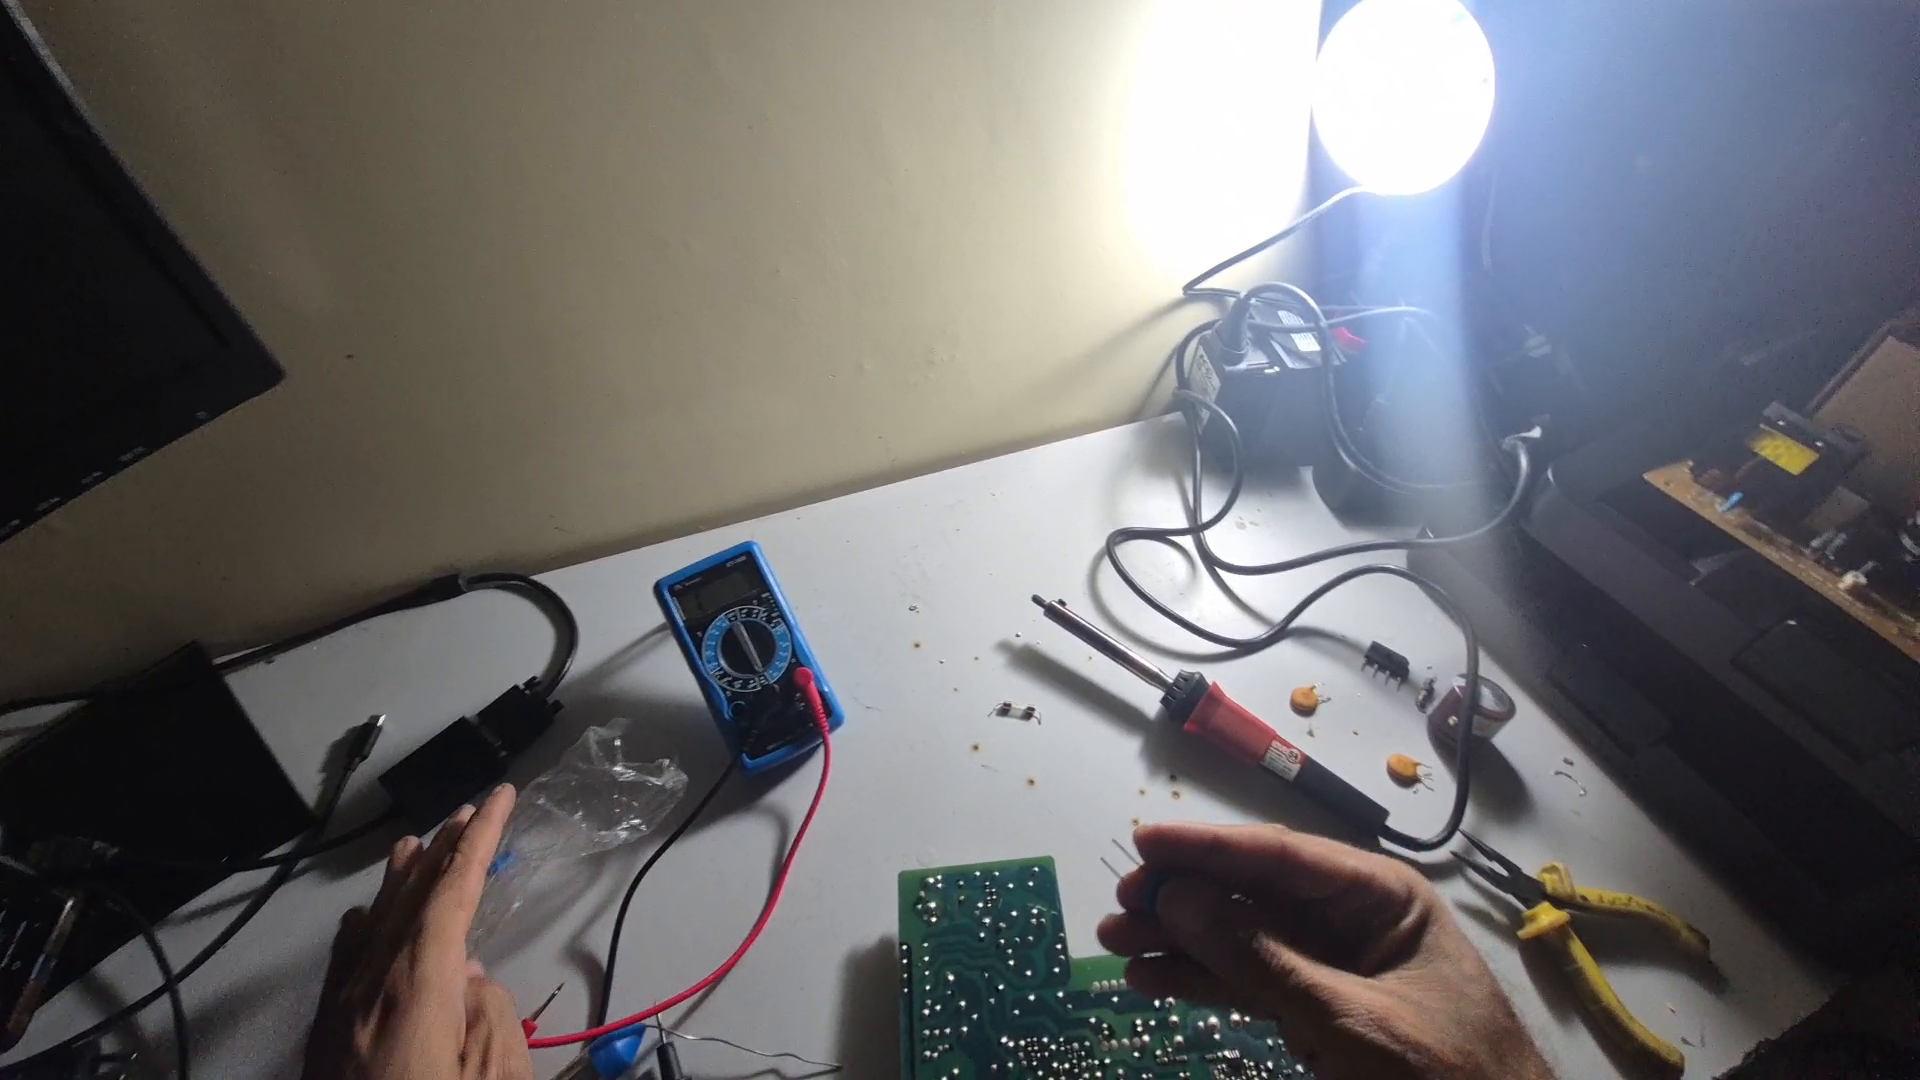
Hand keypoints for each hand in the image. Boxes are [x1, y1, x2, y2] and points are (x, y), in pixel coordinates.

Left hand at [303, 785, 533, 1079]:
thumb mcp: (496, 1079)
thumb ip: (488, 1017)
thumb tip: (469, 977)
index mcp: (416, 995)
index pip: (451, 895)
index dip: (479, 840)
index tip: (504, 798)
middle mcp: (370, 995)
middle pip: (411, 901)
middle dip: (446, 849)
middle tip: (475, 808)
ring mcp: (340, 1020)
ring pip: (374, 928)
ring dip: (404, 879)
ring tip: (421, 839)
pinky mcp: (325, 1045)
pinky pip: (343, 968)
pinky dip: (362, 928)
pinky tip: (366, 915)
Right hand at [1097, 822, 1553, 1079]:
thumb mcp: (1354, 1024)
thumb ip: (1261, 959)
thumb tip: (1177, 897)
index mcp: (1377, 895)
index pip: (1277, 854)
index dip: (1205, 846)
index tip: (1144, 841)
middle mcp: (1346, 915)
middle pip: (1248, 891)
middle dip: (1182, 897)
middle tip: (1123, 901)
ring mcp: (1326, 961)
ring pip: (1237, 934)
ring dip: (1178, 939)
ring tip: (1117, 942)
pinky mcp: (1312, 1003)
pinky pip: (1246, 979)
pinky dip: (1200, 980)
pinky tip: (1152, 979)